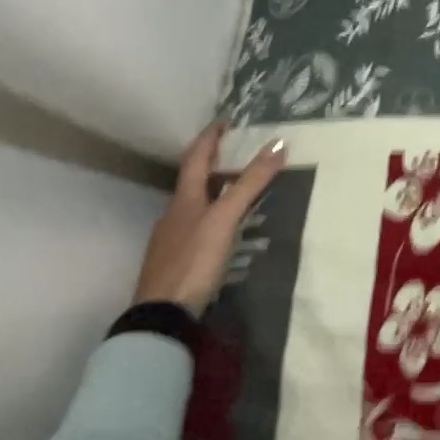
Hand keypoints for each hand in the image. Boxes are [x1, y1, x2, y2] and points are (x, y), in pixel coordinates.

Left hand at [131, 123, 286, 315]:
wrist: (160, 318)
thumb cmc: (194, 260)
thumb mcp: (226, 217)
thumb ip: (251, 182)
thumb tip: (278, 143)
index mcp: (184, 199)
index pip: (195, 158)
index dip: (210, 138)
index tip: (225, 122)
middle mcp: (173, 215)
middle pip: (193, 181)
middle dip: (213, 164)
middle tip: (238, 153)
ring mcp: (170, 241)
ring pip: (193, 206)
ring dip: (213, 193)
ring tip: (237, 191)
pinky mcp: (174, 264)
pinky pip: (195, 229)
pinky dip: (211, 219)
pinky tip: (222, 232)